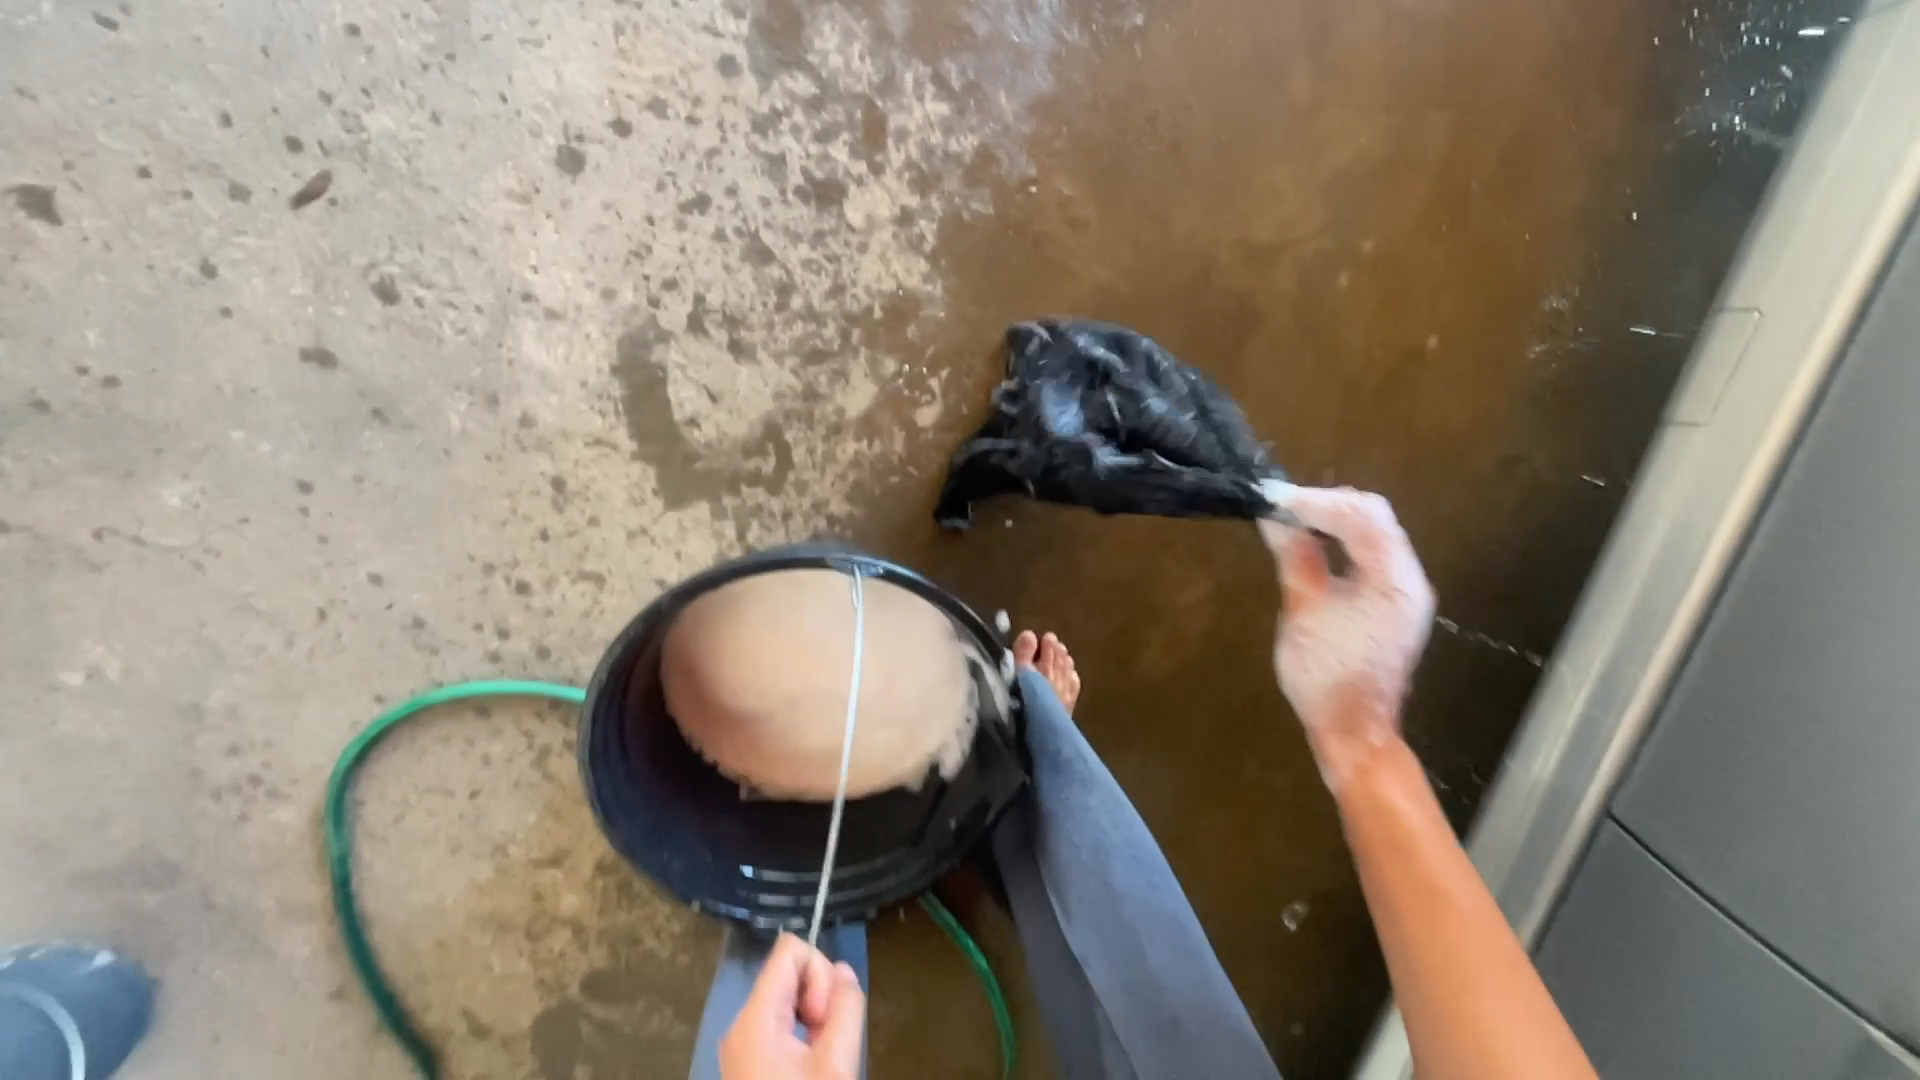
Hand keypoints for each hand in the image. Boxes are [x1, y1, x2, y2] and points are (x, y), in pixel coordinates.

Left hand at [720, 933, 865, 1079]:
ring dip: (816, 1019)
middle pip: (789, 972)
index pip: (790, 950)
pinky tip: (812, 1067)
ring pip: (790, 998)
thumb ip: (846, 1007)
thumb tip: (843, 971)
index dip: (819, 972)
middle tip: (828, 1042)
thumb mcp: (837, 1064)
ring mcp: (744, 1044)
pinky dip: (805, 1035)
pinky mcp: (751, 1061)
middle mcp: (742, 1024)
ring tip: (822, 1059)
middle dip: (819, 998)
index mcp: (754, 1018)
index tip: (825, 1016)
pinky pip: (784, 1023)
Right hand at [1257, 485, 1434, 776]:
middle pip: (1374, 516)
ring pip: (1375, 531)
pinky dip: (1341, 539)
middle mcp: (1408, 577)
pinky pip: (1371, 552)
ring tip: (1290, 520)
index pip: (1361, 516)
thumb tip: (1275, 516)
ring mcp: (1404, 589)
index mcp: (1393, 580)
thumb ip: (1295, 557)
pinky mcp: (1393, 601)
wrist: (1354, 730)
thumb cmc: (1325, 676)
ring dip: (1333, 519)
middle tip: (1280, 506)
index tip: (1272, 499)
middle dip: (1326, 504)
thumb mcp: (1303, 611)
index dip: (1315, 501)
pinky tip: (1312, 543)